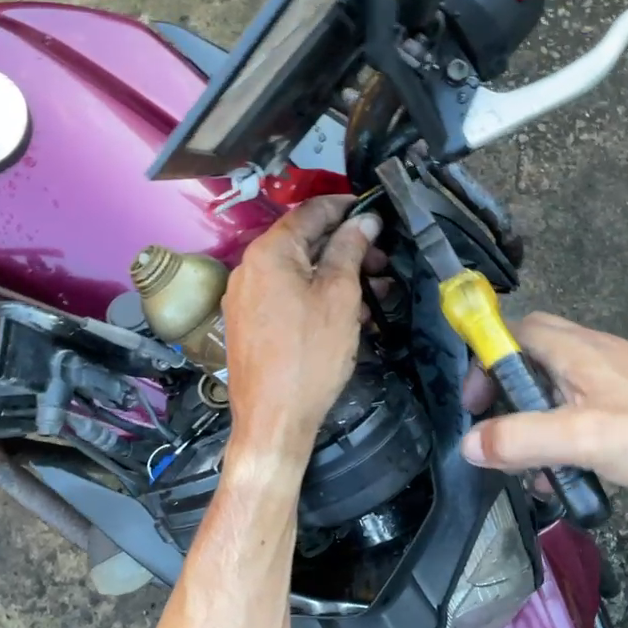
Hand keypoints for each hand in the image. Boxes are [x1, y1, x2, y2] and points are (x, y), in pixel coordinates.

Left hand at [222, 195, 381, 458]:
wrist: (273, 419)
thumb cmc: (310, 356)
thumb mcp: (340, 296)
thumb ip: (350, 250)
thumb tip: (363, 221)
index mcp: (269, 252)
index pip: (310, 211)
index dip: (346, 207)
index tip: (373, 213)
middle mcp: (249, 268)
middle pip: (304, 243)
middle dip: (346, 249)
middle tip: (382, 263)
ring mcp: (245, 298)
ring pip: (298, 273)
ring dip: (336, 277)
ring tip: (374, 295)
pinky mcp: (249, 325)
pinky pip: (286, 297)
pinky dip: (316, 298)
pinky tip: (346, 317)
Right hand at [460, 313, 627, 495]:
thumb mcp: (582, 438)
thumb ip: (521, 439)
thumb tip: (470, 444)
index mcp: (576, 350)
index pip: (514, 331)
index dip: (486, 361)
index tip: (475, 404)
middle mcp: (594, 353)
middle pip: (533, 359)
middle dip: (508, 396)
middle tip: (499, 435)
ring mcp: (619, 377)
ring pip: (559, 388)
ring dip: (536, 422)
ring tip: (532, 466)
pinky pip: (585, 409)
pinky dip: (566, 434)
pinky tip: (573, 470)